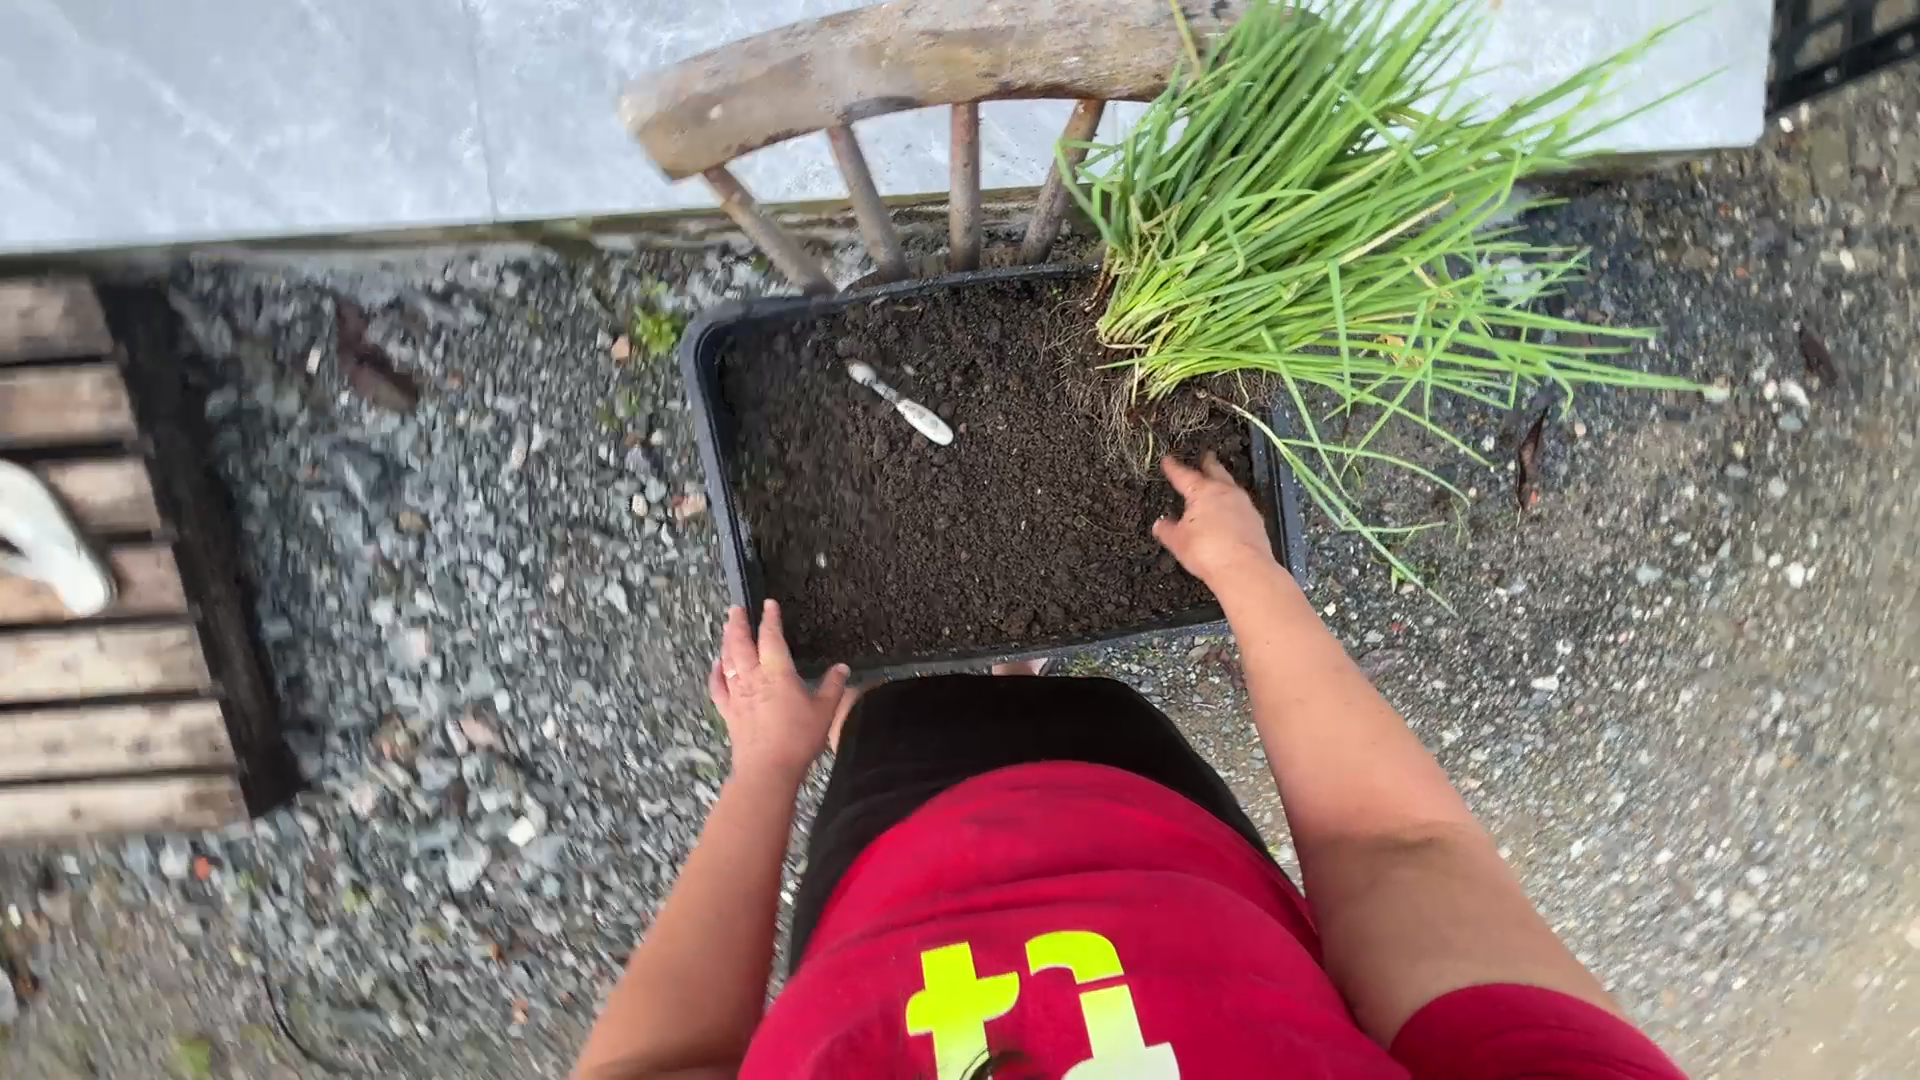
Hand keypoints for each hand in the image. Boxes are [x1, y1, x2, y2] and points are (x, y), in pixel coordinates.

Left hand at [708, 600, 851, 783]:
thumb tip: (842, 667)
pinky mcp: (729, 712)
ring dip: (726, 641)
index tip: (769, 604)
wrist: (767, 770)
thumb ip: (833, 686)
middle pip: (741, 643)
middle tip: (736, 608)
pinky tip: (716, 665)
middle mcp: (753, 678)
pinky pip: (718, 687)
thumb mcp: (825, 710)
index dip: (770, 618)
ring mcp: (737, 694)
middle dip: (738, 623)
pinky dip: (716, 673)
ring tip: (727, 627)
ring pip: (728, 660)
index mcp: (777, 672)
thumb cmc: (798, 738)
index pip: (771, 637)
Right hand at [1152, 453, 1279, 588]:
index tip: (1168, 460)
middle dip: (1208, 464)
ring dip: (1223, 482)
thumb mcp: (1177, 541)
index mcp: (1203, 492)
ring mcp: (1244, 505)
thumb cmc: (1206, 551)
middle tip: (1205, 456)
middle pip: (1215, 472)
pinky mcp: (1256, 521)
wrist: (1244, 569)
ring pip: (1231, 487)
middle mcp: (1226, 492)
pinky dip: (1232, 503)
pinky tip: (1230, 510)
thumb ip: (1166, 530)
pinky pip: (1241, 505)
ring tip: (1218, 481)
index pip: (1184, 475)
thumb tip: (1160, 524)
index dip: (1174, 468)